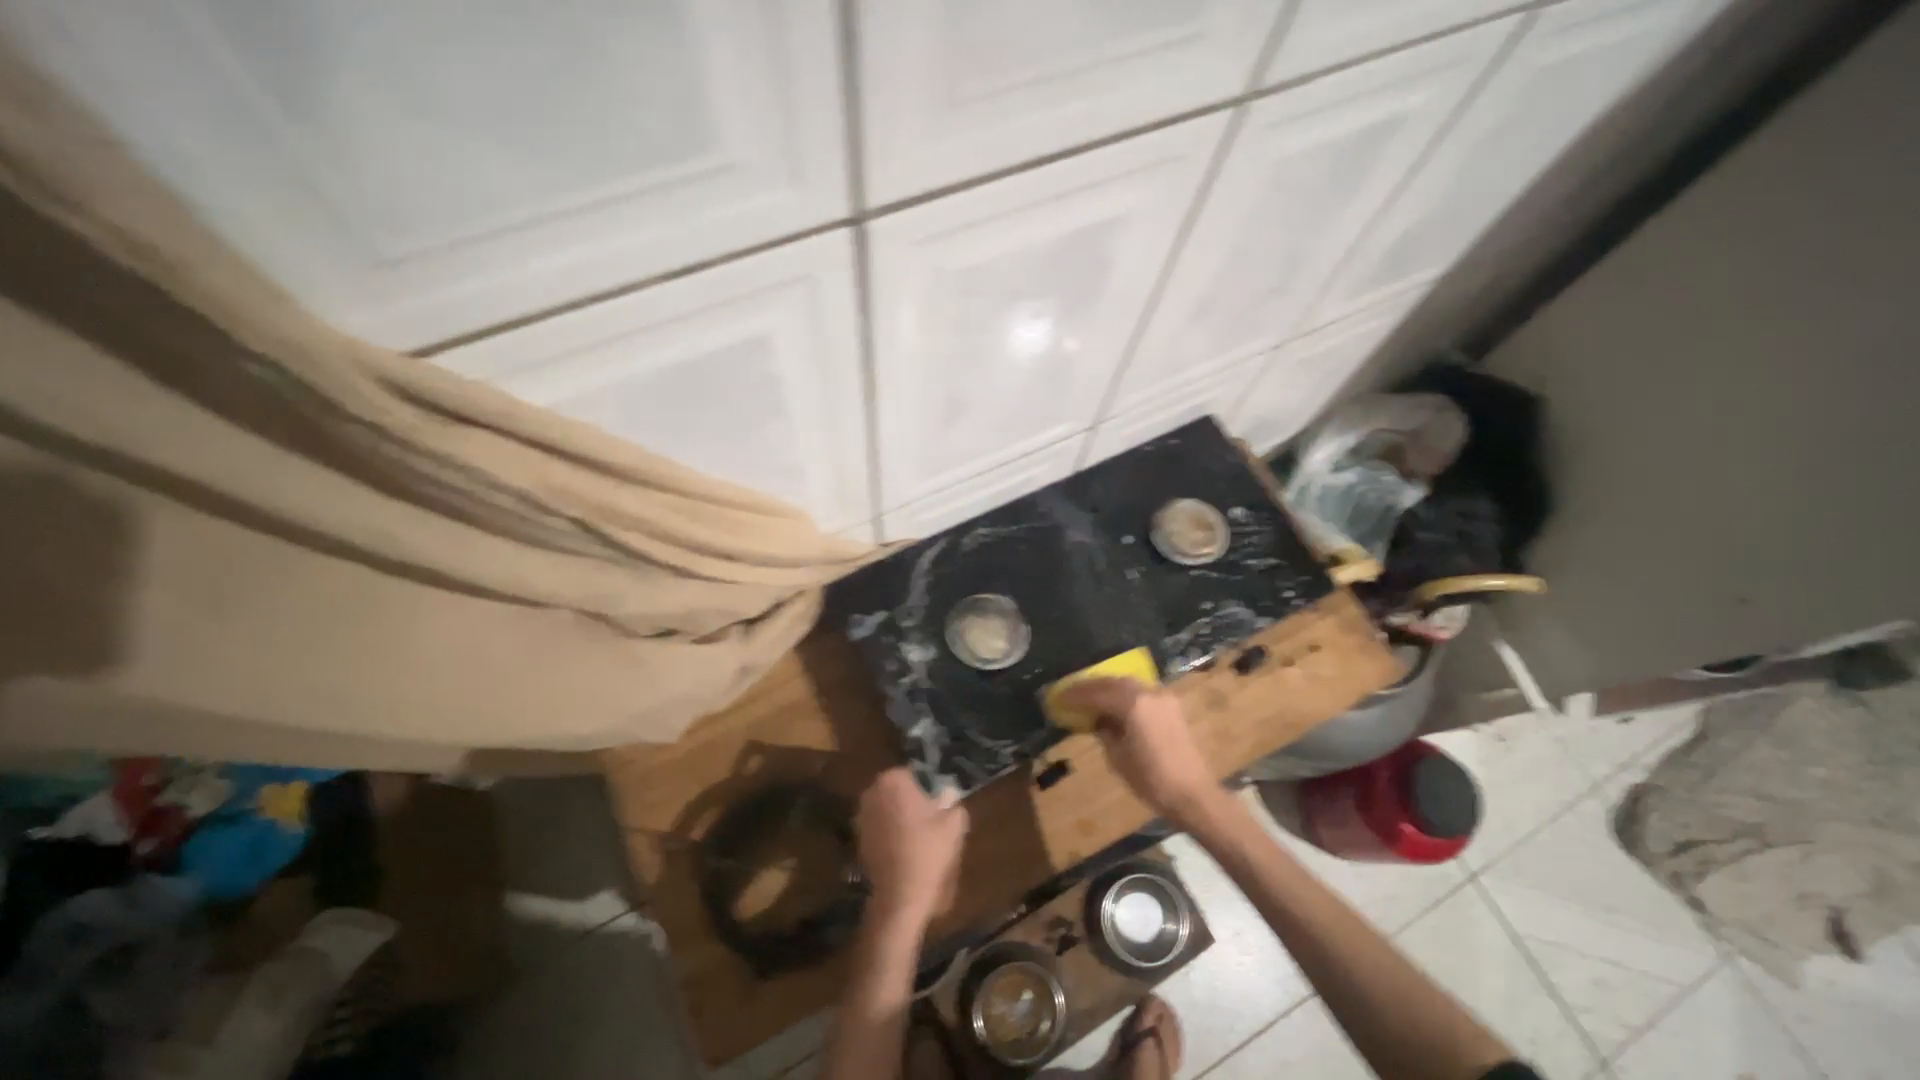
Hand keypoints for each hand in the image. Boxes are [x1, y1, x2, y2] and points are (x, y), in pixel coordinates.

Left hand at [855, 767, 968, 928]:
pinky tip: (904, 849)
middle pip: (897, 789)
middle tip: (931, 818)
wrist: (900, 895)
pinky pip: (878, 826)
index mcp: (893, 780)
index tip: (940, 804)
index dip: (929, 787)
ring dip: (899, 816)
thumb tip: (948, 797)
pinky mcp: (857, 838)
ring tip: (918, 836)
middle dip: (911, 799)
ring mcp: (860, 816)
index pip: (914, 773)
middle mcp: (871, 792)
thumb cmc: (929, 852)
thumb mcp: (954, 823)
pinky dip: (889, 832)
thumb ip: (952, 801)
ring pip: (887, 808)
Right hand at [1058, 678, 1223, 827]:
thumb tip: (1097, 720)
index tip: (1058, 697)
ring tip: (1090, 696)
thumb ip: (1105, 732)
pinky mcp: (1171, 707)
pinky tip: (1114, 704)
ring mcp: (1163, 698)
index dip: (1075, 695)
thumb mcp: (1118, 757)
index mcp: (1133, 705)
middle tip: (1071, 693)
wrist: (1192, 793)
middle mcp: (1148, 693)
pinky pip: (1141, 692)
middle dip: (1090, 686)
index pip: (1097, 693)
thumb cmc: (1151, 779)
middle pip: (1113, 682)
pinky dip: (1124, 694)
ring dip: (1108, 688)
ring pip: (1128, 684)